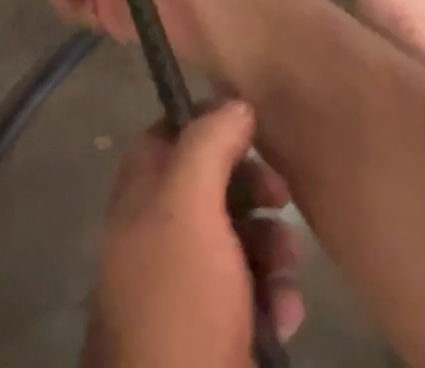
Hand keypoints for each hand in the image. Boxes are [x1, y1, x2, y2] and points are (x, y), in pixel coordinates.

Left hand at [87, 101, 304, 366]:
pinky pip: (257, 291)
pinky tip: (281, 314)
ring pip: (243, 239)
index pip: (168, 136)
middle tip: (283, 198)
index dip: (208, 126)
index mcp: (141, 195)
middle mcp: (161, 231)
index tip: (251, 128)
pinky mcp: (221, 324)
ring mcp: (190, 281)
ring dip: (273, 249)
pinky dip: (274, 297)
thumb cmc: (179, 296)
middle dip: (256, 191)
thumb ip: (207, 147)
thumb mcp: (186, 208)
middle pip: (215, 186)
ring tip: (282, 271)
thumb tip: (233, 101)